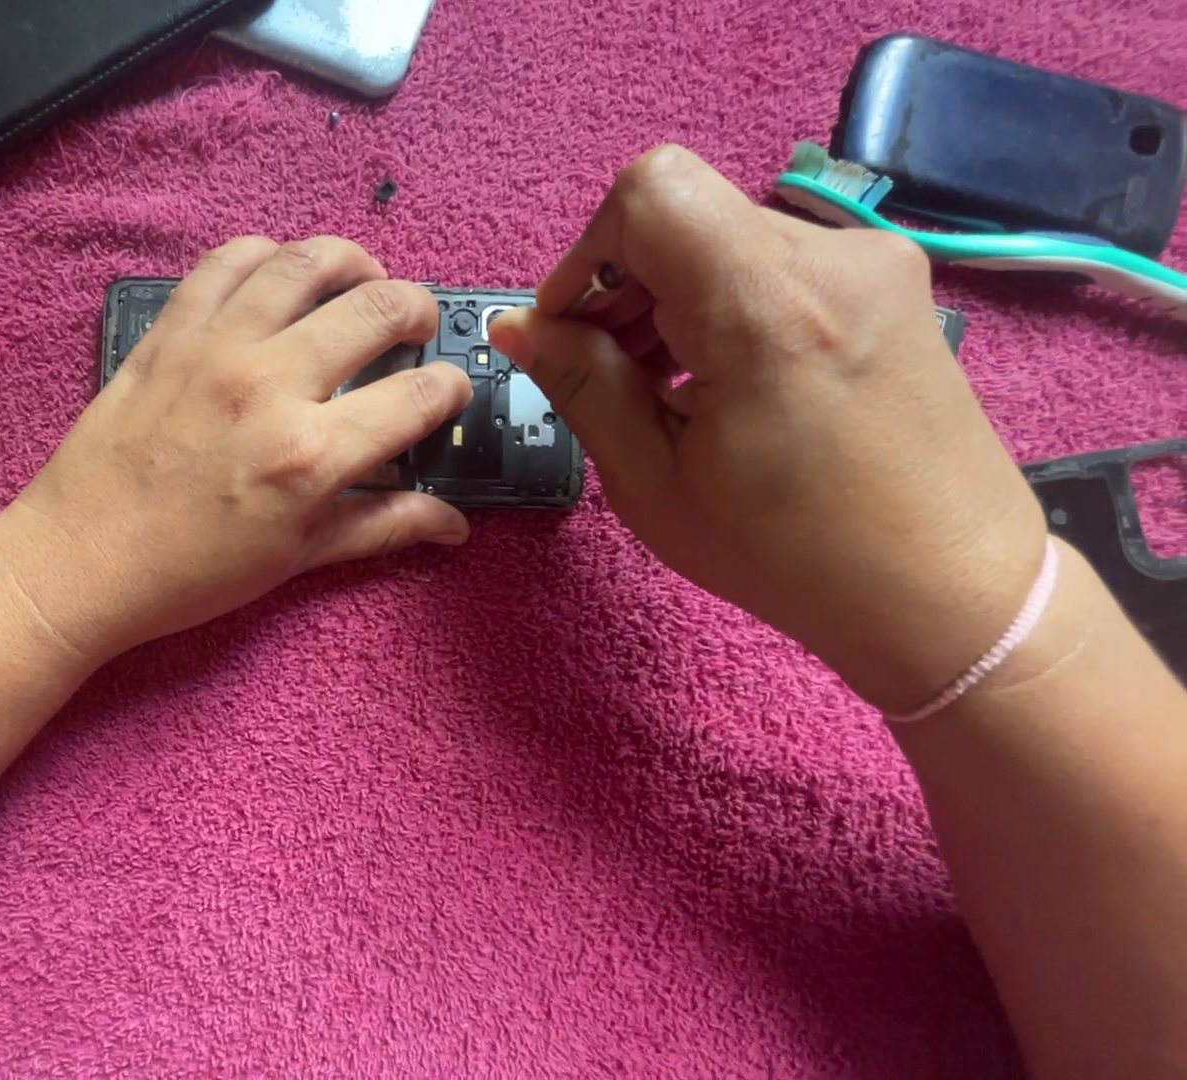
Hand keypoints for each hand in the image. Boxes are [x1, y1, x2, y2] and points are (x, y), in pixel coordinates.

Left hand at [0, 236, 473, 662]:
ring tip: (362, 280)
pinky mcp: (168, 333)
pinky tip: (278, 275)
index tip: (446, 393)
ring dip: (352, 261)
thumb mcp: (295, 559)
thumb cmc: (189, 574)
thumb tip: (453, 523)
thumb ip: (380, 528)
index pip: (419, 396)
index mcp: (311, 454)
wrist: (81, 561)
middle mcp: (270, 385)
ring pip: (305, 263)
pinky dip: (265, 256)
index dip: (450, 388)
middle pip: (377, 307)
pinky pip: (225, 263)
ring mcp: (214, 349)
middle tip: (414, 328)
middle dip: (417, 310)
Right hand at [490, 146, 1047, 712]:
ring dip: (660, 301)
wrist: (942, 587)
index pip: (649, 196)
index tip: (567, 331)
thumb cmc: (784, 551)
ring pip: (717, 238)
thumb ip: (581, 384)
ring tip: (654, 390)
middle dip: (616, 288)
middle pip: (679, 218)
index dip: (585, 256)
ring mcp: (868, 264)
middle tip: (601, 376)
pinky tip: (706, 381)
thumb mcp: (650, 481)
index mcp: (767, 310)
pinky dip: (709, 306)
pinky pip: (762, 262)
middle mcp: (831, 259)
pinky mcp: (882, 283)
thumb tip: (514, 325)